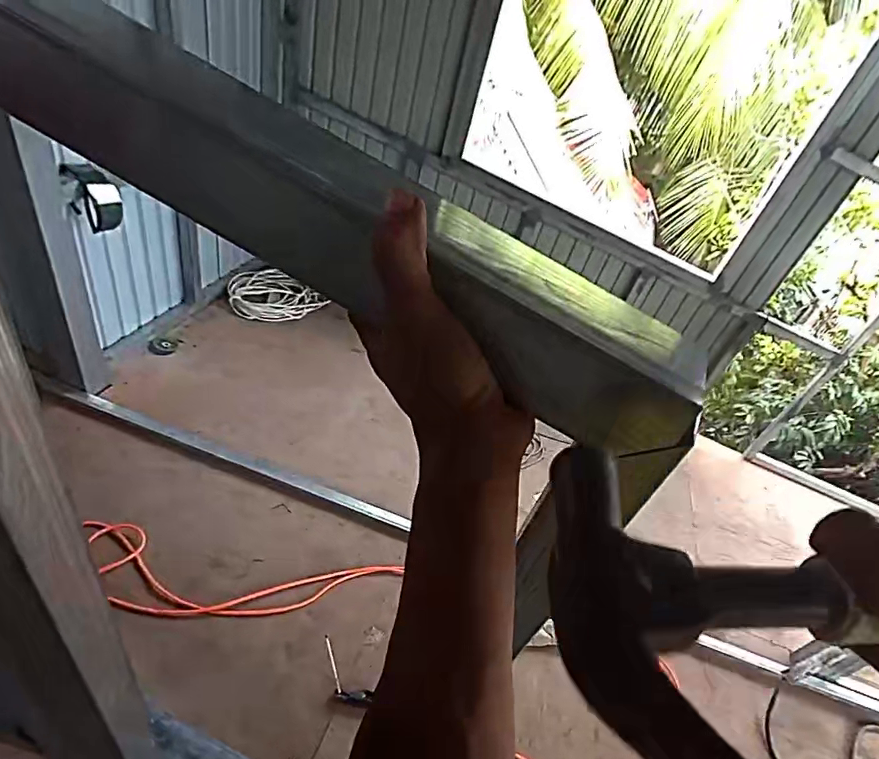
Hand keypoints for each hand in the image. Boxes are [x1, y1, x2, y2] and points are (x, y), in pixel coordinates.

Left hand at [352, 191, 531, 463]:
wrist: (485, 441)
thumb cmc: (443, 384)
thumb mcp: (416, 315)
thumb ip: (401, 261)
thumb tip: (397, 197)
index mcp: (381, 326)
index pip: (367, 271)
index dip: (374, 236)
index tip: (391, 197)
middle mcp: (410, 334)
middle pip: (412, 279)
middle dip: (427, 247)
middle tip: (450, 200)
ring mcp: (447, 346)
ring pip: (450, 297)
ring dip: (464, 271)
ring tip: (484, 224)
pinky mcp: (481, 355)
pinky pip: (483, 316)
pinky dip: (491, 298)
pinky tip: (511, 273)